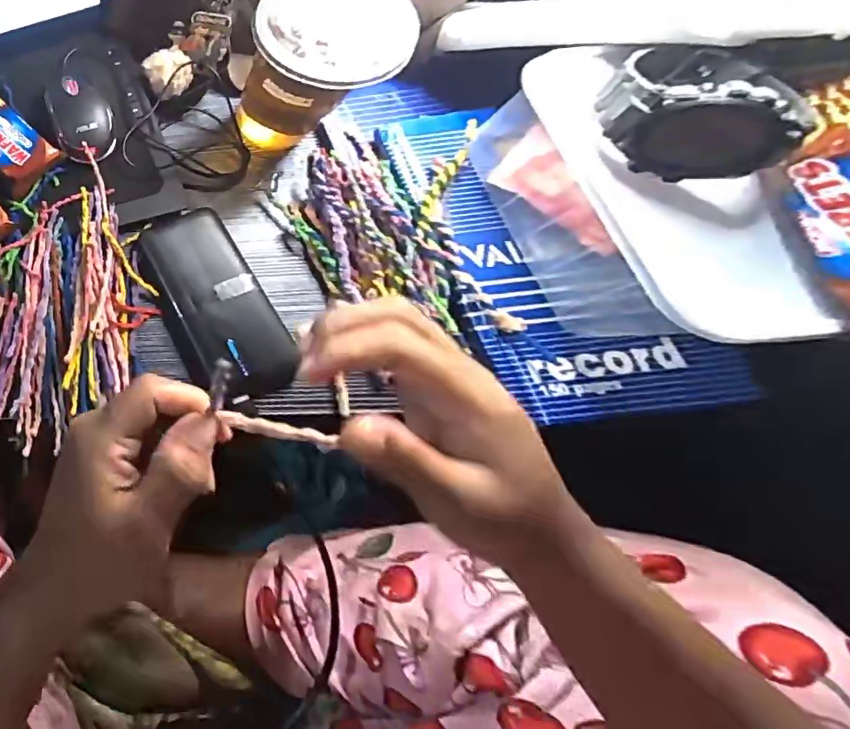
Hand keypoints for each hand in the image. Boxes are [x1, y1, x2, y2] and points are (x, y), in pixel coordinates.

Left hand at [20, 374, 230, 624]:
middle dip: (187, 427)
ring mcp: (91, 438)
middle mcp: (93, 424)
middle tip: (210, 474)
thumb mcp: (149, 522)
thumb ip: (178, 469)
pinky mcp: (95, 454)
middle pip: (149, 402)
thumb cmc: (103, 561)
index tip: (224, 432)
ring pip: (146, 420)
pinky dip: (161, 455)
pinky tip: (171, 489)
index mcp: (100, 433)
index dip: (190, 400)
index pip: (149, 389)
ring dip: (178, 444)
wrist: (56, 587)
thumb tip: (210, 421)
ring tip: (196, 488)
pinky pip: (136, 437)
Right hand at [300, 299, 591, 570]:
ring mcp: (448, 368)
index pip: (400, 343)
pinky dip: (356, 334)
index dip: (346, 349)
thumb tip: (348, 427)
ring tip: (309, 354)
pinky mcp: (434, 376)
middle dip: (340, 326)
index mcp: (468, 394)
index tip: (307, 377)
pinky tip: (332, 356)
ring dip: (346, 324)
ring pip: (394, 316)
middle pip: (396, 314)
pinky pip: (393, 335)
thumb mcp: (456, 502)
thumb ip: (405, 461)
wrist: (547, 535)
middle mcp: (460, 368)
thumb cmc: (502, 519)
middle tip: (302, 361)